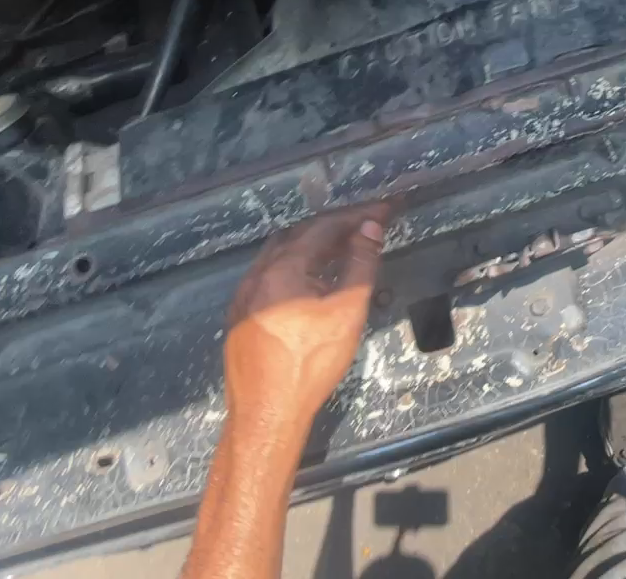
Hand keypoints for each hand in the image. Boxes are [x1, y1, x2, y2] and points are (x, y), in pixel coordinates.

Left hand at [222, 206, 385, 432]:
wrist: (267, 414)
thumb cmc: (312, 361)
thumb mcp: (347, 309)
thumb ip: (360, 263)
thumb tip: (370, 227)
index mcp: (281, 269)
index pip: (324, 227)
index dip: (357, 216)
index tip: (384, 210)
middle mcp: (257, 276)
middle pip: (299, 235)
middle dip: (336, 225)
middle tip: (368, 225)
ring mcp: (244, 297)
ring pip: (282, 254)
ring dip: (315, 244)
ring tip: (346, 246)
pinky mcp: (241, 316)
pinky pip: (272, 275)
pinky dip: (298, 264)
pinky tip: (316, 278)